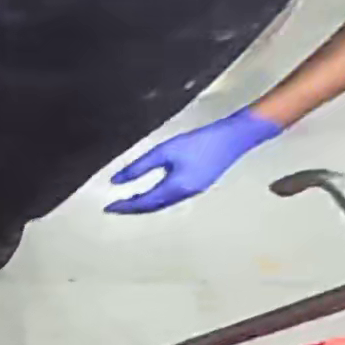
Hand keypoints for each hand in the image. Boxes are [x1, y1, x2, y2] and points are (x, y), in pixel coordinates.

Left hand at [105, 109, 282, 213]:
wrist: (237, 135)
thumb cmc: (200, 141)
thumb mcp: (163, 152)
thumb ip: (137, 168)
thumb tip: (115, 181)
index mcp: (176, 187)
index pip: (143, 202)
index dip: (124, 206)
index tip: (107, 208)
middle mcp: (185, 193)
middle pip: (152, 207)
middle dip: (132, 209)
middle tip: (114, 208)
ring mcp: (194, 191)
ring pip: (162, 204)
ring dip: (144, 205)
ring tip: (126, 202)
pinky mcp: (199, 185)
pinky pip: (171, 198)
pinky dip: (155, 199)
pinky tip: (148, 193)